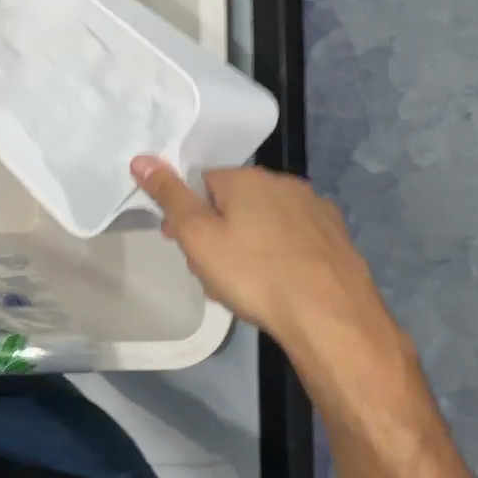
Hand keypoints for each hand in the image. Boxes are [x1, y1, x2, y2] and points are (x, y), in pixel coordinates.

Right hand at [130, 158, 399, 355]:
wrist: (331, 318)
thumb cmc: (254, 274)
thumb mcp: (197, 236)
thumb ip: (169, 195)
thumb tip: (141, 159)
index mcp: (246, 177)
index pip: (201, 182)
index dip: (186, 212)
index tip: (182, 244)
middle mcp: (283, 183)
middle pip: (233, 200)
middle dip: (218, 229)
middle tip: (211, 270)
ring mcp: (315, 209)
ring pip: (264, 220)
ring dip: (249, 242)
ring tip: (245, 284)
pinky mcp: (337, 236)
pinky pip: (293, 238)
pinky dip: (281, 253)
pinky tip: (279, 283)